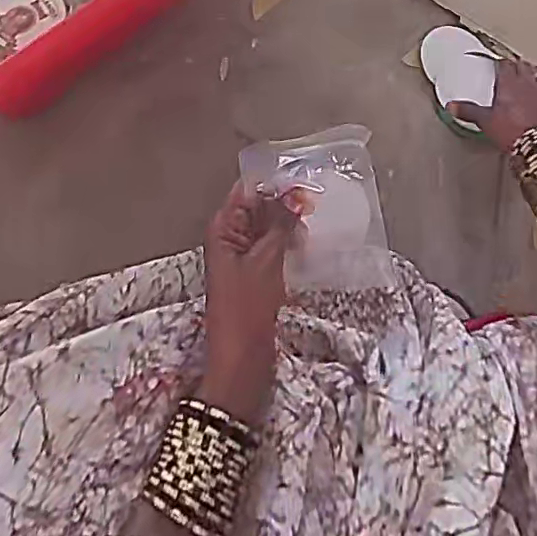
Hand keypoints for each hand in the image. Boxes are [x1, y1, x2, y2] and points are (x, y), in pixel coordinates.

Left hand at [201, 183, 299, 420]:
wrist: (242, 359)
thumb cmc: (247, 306)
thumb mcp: (266, 259)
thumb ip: (280, 223)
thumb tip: (295, 194)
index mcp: (223, 228)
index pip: (246, 190)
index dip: (272, 182)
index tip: (302, 175)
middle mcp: (230, 236)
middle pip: (258, 206)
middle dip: (284, 202)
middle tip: (313, 201)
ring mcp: (243, 255)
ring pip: (268, 225)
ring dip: (288, 222)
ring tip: (308, 226)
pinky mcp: (257, 271)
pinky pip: (273, 244)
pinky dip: (288, 240)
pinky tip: (304, 242)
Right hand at [449, 58, 536, 151]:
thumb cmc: (513, 130)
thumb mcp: (485, 121)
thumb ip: (469, 111)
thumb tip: (453, 106)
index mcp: (509, 83)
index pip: (505, 64)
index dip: (501, 62)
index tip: (498, 63)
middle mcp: (528, 84)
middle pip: (523, 65)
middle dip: (517, 65)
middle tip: (512, 66)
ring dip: (533, 75)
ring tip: (529, 77)